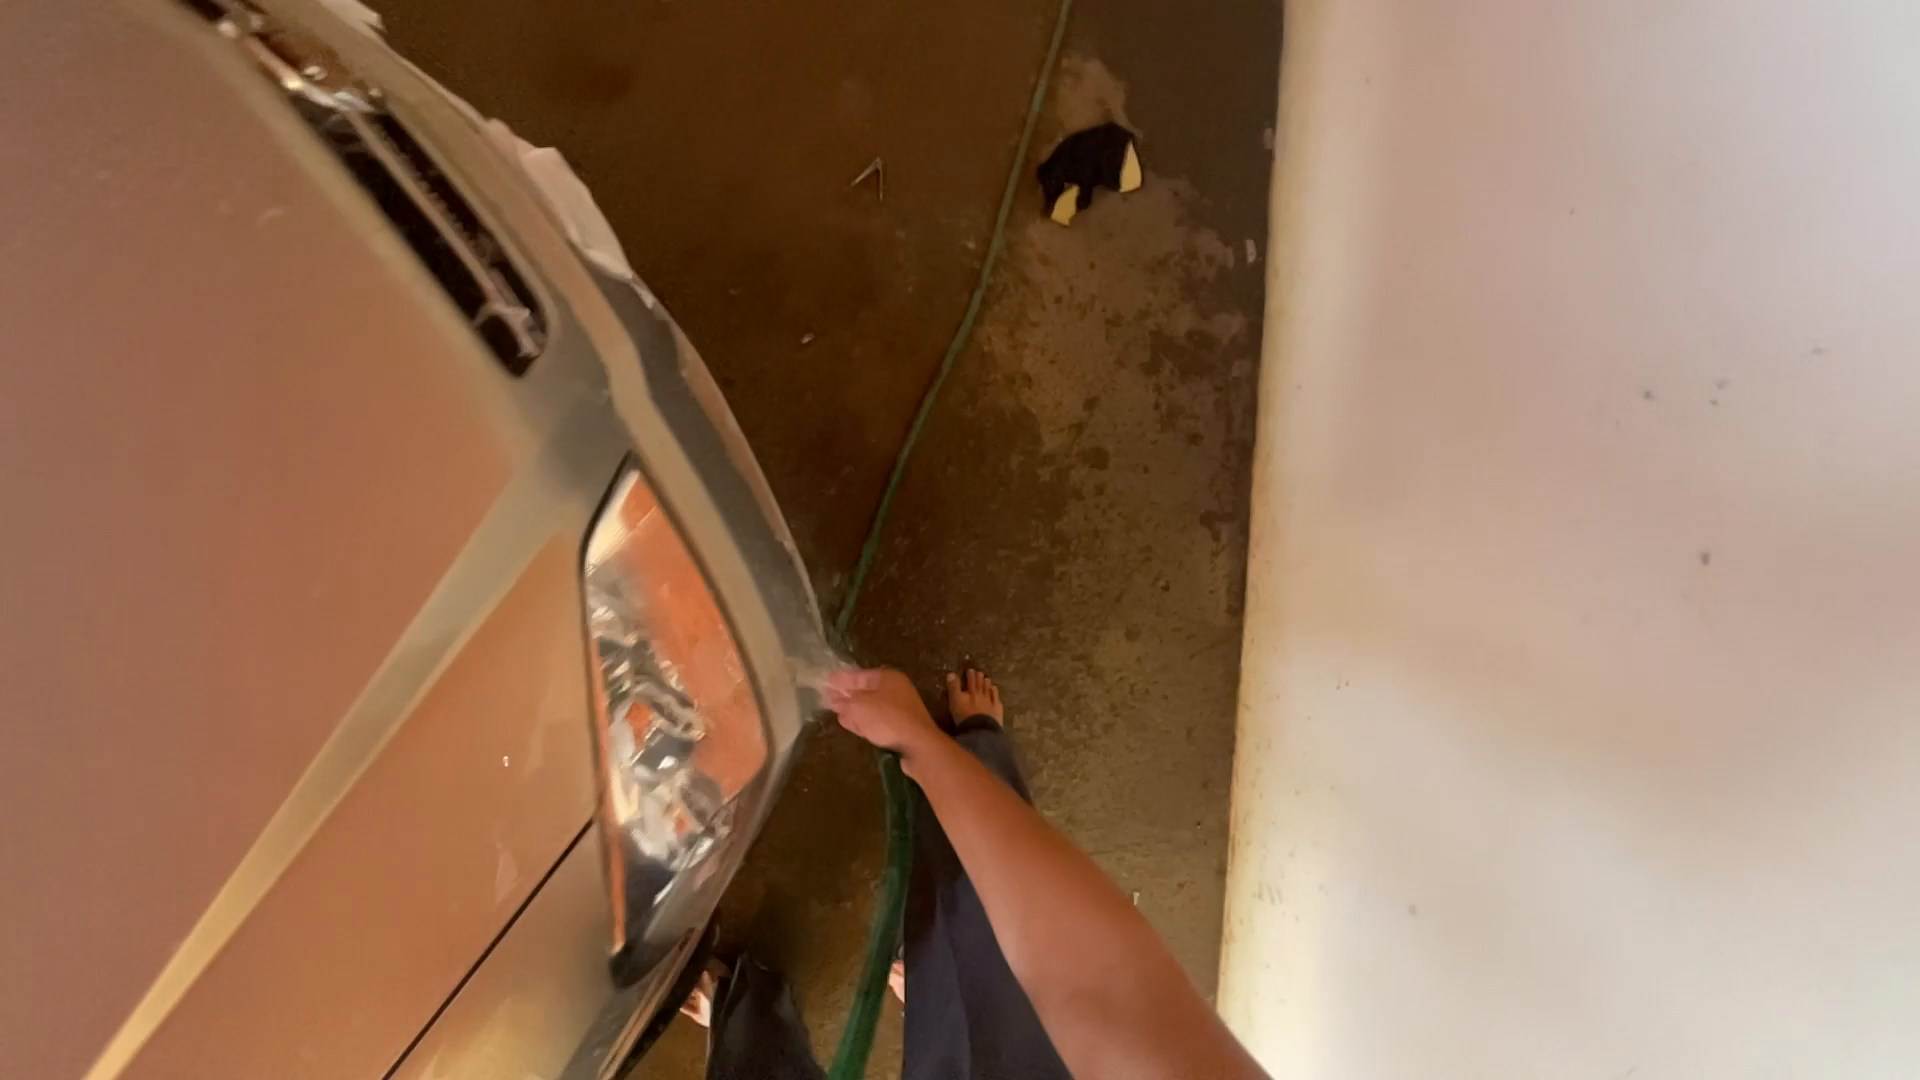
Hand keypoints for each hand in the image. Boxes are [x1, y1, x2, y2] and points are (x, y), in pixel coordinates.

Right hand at [821, 667, 942, 760]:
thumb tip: (836, 700)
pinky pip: (875, 721)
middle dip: (846, 694)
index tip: (828, 679)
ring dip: (852, 709)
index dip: (842, 679)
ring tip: (835, 710)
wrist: (918, 744)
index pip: (860, 675)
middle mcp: (894, 690)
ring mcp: (897, 710)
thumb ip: (846, 702)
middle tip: (827, 695)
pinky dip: (861, 721)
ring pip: (869, 707)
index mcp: (887, 678)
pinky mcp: (898, 728)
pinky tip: (849, 723)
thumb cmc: (887, 718)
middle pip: (864, 691)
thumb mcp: (860, 706)